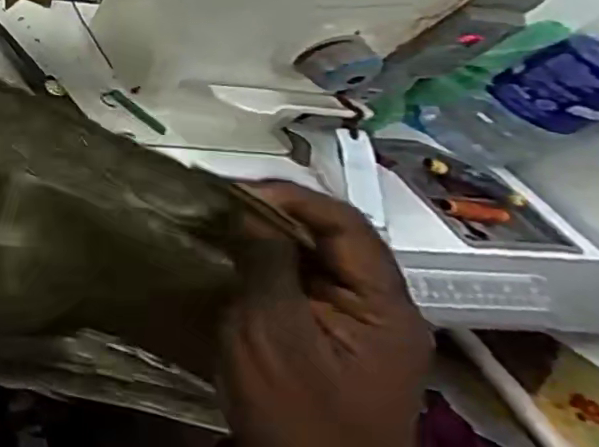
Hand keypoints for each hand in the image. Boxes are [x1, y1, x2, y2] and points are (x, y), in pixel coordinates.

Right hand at [219, 181, 432, 446]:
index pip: (347, 225)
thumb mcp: (273, 331)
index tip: (231, 191)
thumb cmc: (295, 407)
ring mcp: (355, 319)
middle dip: (272, 209)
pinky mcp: (327, 329)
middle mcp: (380, 306)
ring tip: (214, 217)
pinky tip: (227, 250)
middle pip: (333, 235)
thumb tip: (245, 204)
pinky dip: (263, 254)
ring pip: (314, 253)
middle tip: (214, 199)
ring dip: (264, 230)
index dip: (290, 197)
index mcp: (384, 307)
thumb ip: (264, 262)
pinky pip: (300, 275)